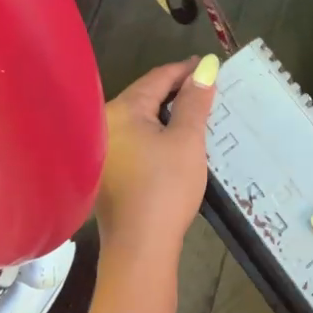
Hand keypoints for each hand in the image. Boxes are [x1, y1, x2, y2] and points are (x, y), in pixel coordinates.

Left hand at [95, 55, 217, 260]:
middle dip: (176, 90)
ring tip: (196, 110)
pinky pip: (134, 137)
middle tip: (206, 87)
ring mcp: (103, 149)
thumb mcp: (188, 140)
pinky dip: (156, 131)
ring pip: (140, 118)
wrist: (140, 247)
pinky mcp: (107, 170)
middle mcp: (105, 124)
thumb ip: (195, 101)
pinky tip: (174, 138)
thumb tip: (205, 67)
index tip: (209, 65)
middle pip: (145, 95)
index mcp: (122, 111)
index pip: (157, 78)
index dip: (185, 69)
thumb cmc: (165, 187)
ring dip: (167, 111)